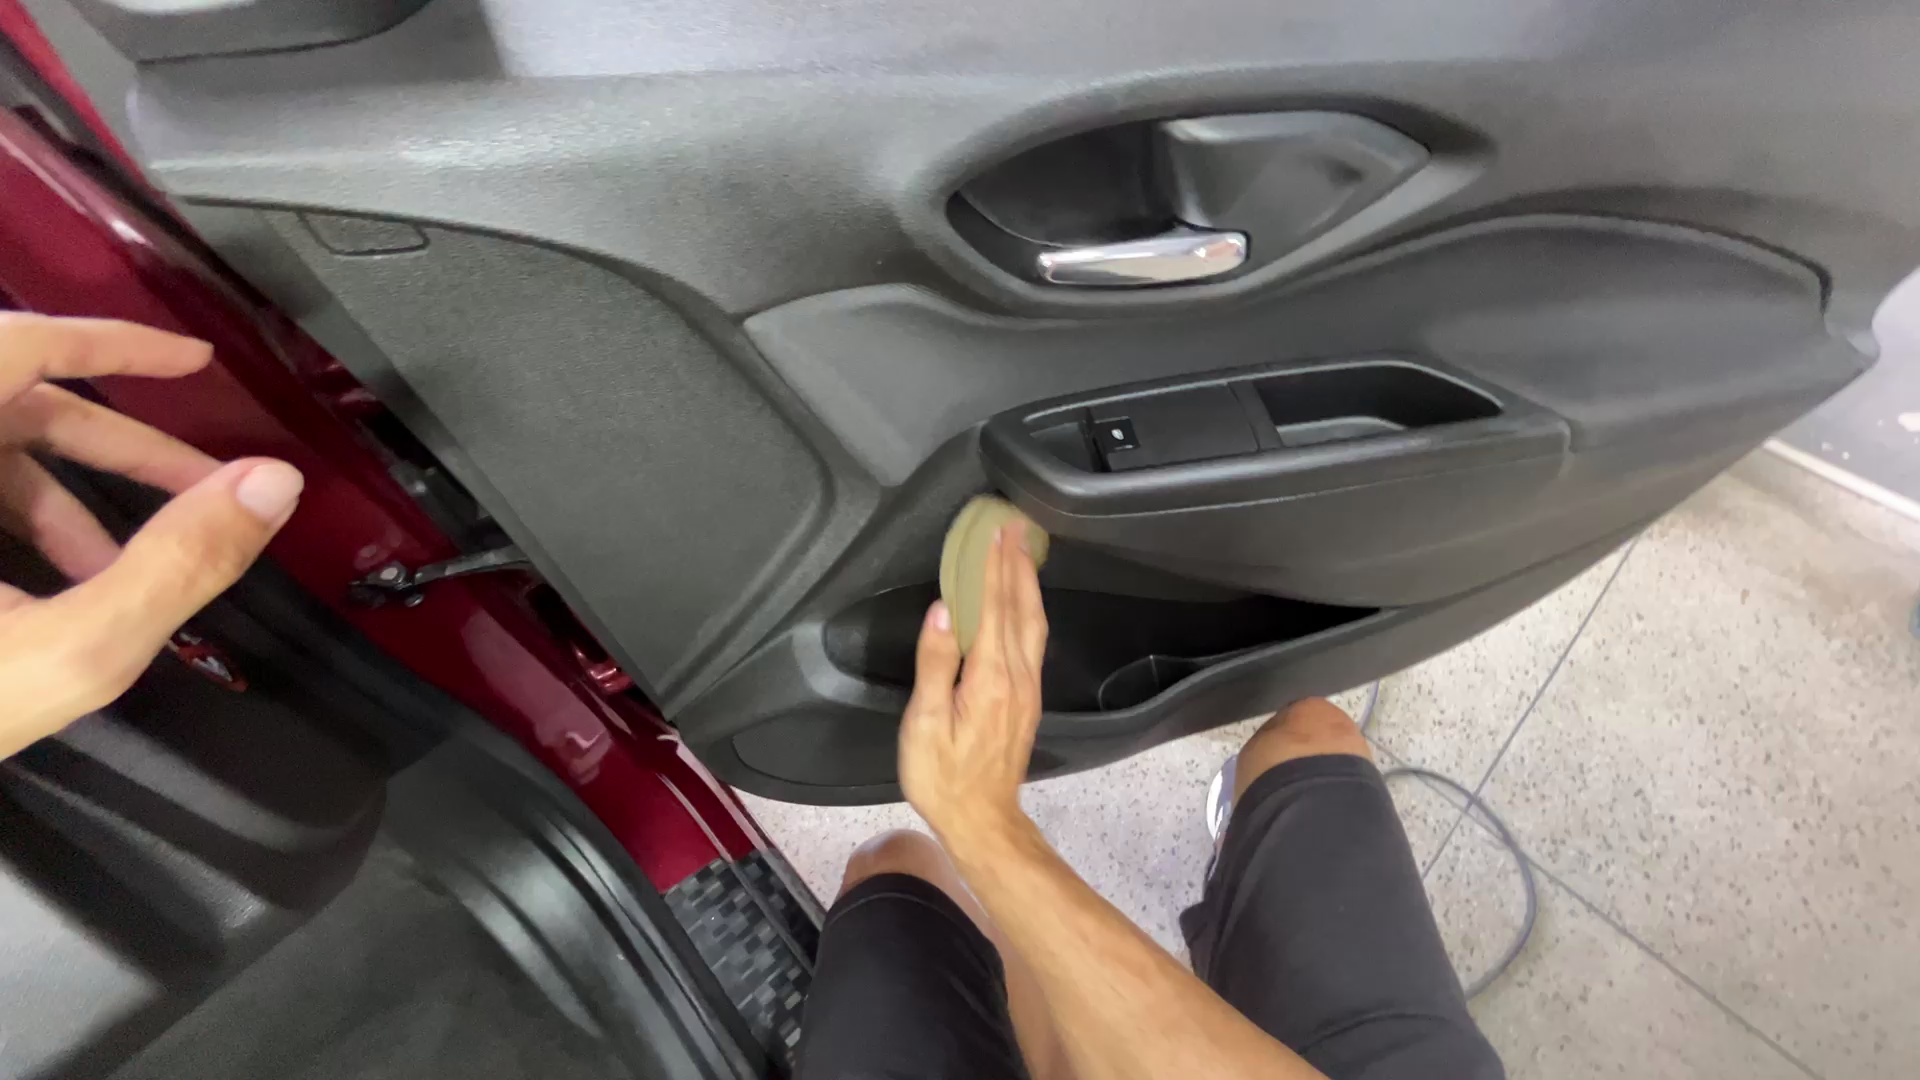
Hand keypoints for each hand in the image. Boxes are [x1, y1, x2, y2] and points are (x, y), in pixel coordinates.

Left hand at [0, 314, 303, 757]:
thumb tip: (276, 479)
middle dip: (122, 447)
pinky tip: (60, 577)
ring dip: (70, 496)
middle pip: (6, 406)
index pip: (4, 352)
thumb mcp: (77, 650)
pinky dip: (19, 521)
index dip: (104, 342)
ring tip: (127, 561)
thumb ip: (181, 561)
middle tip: (209, 485)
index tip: (195, 360)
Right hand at [898, 520, 1048, 850]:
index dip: (994, 568)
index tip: (997, 533)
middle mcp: (1017, 676)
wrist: (983, 819)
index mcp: (990, 677)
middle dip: (1018, 565)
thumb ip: (936, 664)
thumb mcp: (925, 723)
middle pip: (1022, 609)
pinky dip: (1031, 610)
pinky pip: (1034, 641)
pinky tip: (1025, 603)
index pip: (994, 609)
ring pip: (1034, 624)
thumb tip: (943, 612)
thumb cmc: (943, 776)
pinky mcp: (1029, 699)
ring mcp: (1028, 688)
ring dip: (1029, 584)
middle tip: (1017, 528)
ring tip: (1024, 553)